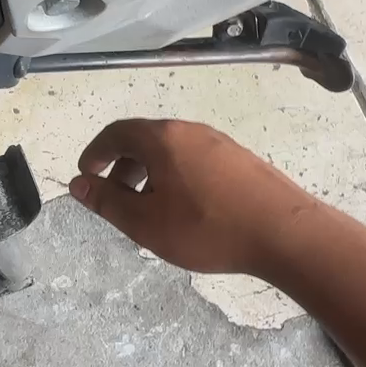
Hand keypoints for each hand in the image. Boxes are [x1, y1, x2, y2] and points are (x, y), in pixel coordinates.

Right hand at [69, 118, 327, 275]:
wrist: (288, 235)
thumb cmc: (208, 228)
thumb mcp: (145, 223)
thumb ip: (106, 202)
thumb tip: (78, 184)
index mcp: (162, 139)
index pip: (115, 133)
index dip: (94, 154)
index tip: (86, 176)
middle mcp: (190, 131)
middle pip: (143, 139)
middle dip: (121, 166)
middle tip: (114, 198)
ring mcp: (219, 143)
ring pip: (170, 151)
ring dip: (149, 173)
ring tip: (149, 209)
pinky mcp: (241, 159)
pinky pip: (194, 160)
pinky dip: (175, 177)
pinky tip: (186, 209)